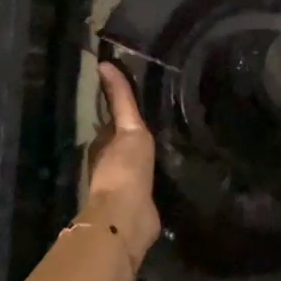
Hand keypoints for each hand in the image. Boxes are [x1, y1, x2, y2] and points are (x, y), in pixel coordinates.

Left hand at [83, 62, 160, 261]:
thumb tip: (104, 64)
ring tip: (174, 137)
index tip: (143, 95)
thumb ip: (121, 99)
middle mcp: (112, 163)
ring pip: (139, 161)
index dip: (124, 109)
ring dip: (151, 152)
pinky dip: (161, 171)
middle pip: (126, 142)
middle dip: (138, 132)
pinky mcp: (145, 201)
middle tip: (163, 113)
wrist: (129, 216)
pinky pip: (153, 179)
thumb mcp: (126, 128)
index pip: (114, 122)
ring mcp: (128, 184)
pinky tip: (177, 165)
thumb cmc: (125, 168)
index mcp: (104, 145)